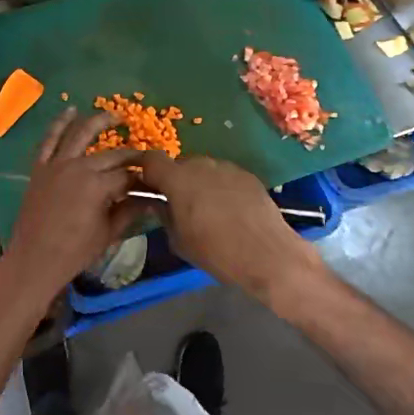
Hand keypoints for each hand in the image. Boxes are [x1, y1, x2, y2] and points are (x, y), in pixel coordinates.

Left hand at [0, 109, 146, 300]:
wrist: (34, 259)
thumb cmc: (74, 252)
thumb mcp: (108, 233)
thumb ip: (130, 211)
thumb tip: (152, 198)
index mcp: (98, 185)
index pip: (128, 175)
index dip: (143, 179)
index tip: (153, 181)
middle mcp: (79, 167)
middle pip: (111, 155)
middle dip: (130, 154)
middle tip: (144, 156)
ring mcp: (57, 164)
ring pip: (81, 134)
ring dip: (99, 121)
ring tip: (115, 115)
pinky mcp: (41, 167)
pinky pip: (50, 139)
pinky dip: (60, 123)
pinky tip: (72, 110)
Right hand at [138, 153, 323, 302]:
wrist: (267, 254)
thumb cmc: (216, 251)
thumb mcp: (179, 241)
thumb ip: (164, 216)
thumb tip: (159, 204)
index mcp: (178, 179)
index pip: (151, 160)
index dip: (145, 170)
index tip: (147, 187)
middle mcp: (201, 165)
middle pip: (179, 165)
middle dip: (175, 180)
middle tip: (179, 205)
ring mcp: (227, 167)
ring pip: (203, 169)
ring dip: (199, 183)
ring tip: (207, 210)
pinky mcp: (247, 175)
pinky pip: (224, 176)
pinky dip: (220, 187)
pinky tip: (230, 210)